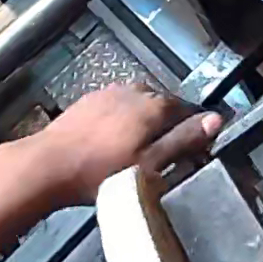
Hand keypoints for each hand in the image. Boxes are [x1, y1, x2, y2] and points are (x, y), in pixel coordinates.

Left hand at [28, 83, 222, 205]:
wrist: (46, 165)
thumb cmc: (100, 171)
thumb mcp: (150, 164)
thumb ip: (184, 140)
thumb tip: (216, 120)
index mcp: (156, 105)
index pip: (188, 110)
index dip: (191, 131)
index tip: (189, 152)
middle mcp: (138, 90)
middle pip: (164, 106)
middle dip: (166, 126)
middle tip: (159, 156)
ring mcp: (113, 91)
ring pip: (140, 104)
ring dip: (143, 122)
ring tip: (133, 151)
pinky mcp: (92, 98)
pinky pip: (118, 106)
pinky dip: (121, 120)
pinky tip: (110, 141)